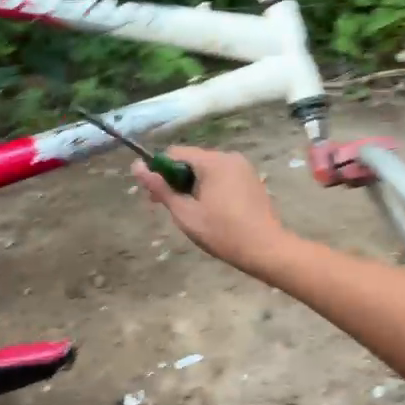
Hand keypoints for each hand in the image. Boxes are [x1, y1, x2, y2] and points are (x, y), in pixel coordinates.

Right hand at [133, 147, 290, 271]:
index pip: (175, 153)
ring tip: (190, 213)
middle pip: (191, 160)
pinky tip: (210, 211)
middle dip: (175, 179)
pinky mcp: (251, 179)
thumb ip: (161, 189)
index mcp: (213, 161)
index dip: (158, 170)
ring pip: (206, 170)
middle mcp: (229, 157)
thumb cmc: (223, 233)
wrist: (267, 250)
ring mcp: (243, 167)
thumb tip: (136, 167)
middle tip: (167, 207)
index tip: (152, 194)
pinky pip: (221, 176)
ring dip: (192, 186)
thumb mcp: (185, 213)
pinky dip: (209, 188)